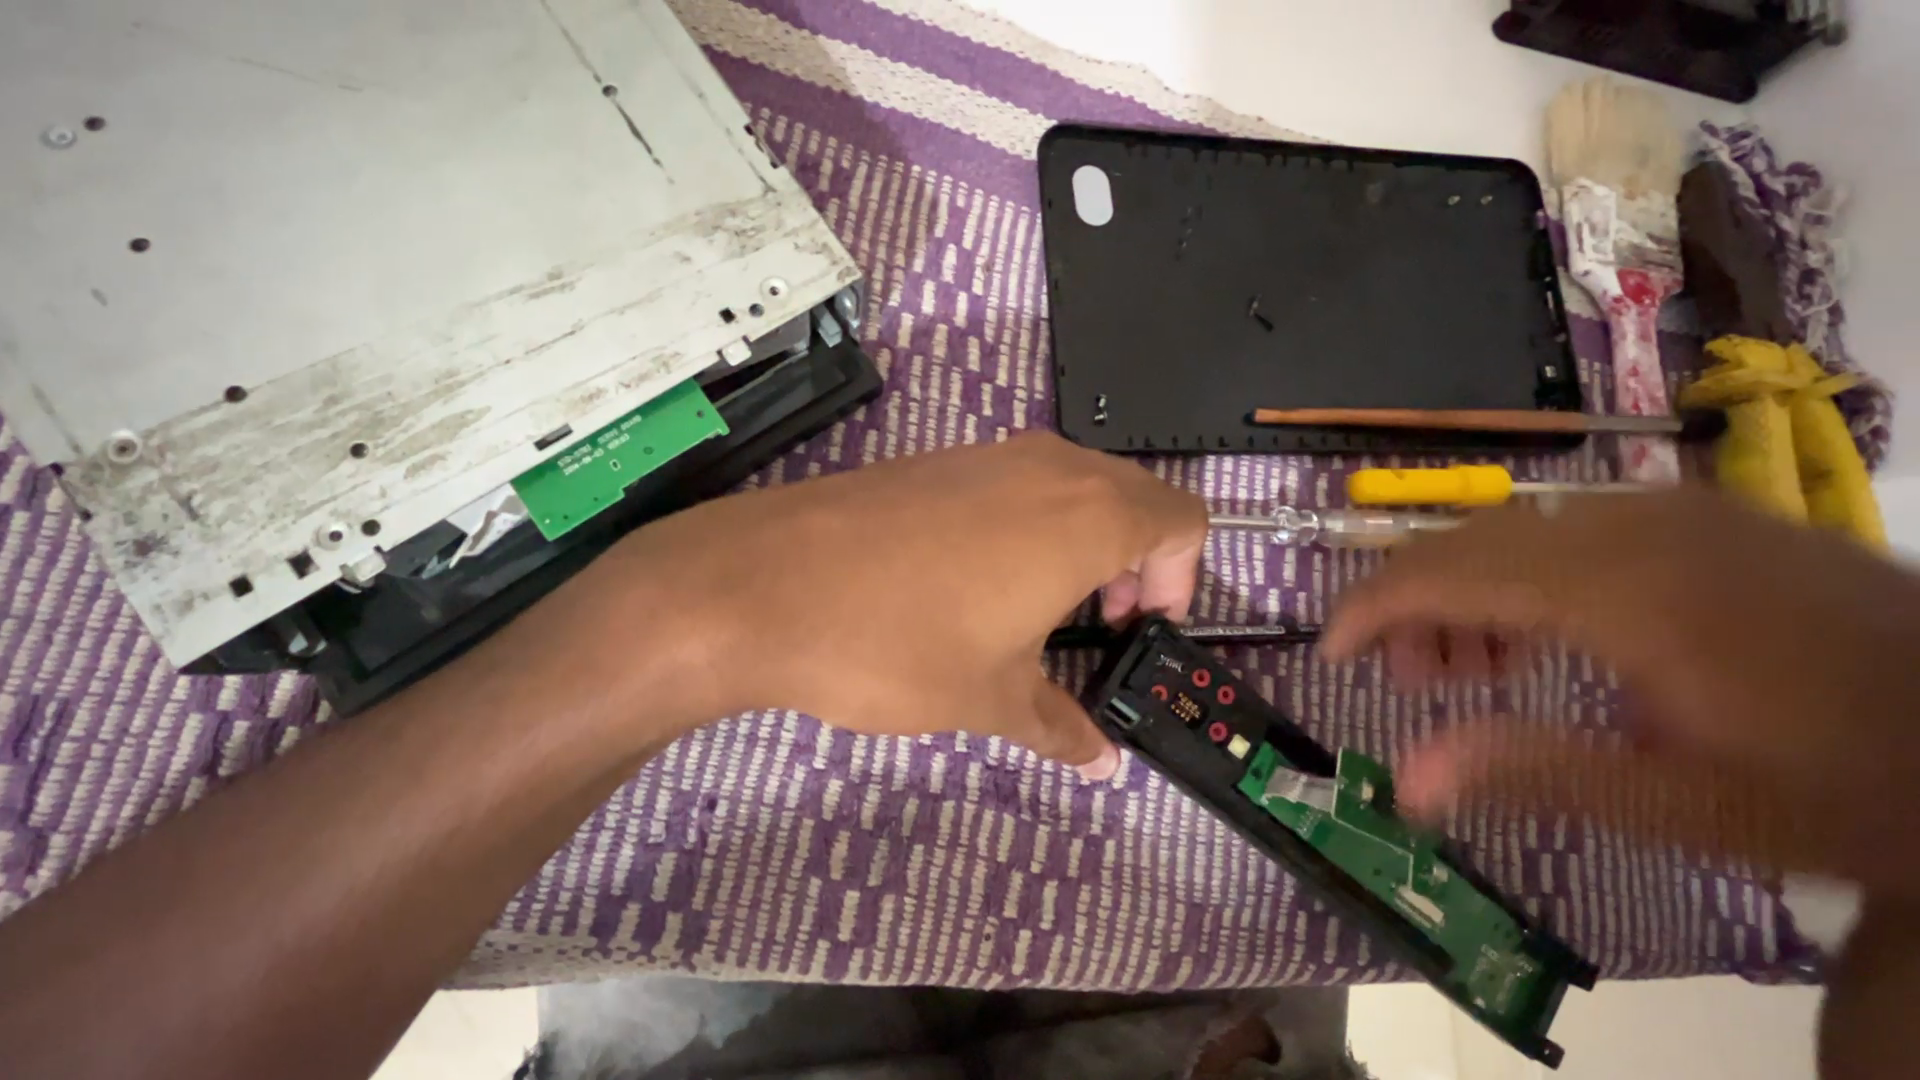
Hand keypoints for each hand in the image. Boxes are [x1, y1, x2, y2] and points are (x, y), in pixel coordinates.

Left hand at [581, 434, 1207, 777]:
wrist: (761, 586)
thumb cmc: (898, 644)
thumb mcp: (991, 698)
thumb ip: (1060, 728)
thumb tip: (1102, 766)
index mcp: (1087, 515)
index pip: (1183, 520)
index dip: (1179, 578)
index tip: (1132, 630)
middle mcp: (1047, 467)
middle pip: (1131, 498)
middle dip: (1133, 564)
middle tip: (1091, 626)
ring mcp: (985, 454)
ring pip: (1070, 487)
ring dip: (1077, 544)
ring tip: (1029, 611)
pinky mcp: (934, 461)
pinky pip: (1012, 485)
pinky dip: (1023, 527)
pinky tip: (967, 585)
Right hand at [1320, 490, 1919, 897]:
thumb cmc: (1840, 782)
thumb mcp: (1680, 803)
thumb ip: (1528, 772)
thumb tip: (1401, 782)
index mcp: (1619, 590)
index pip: (1446, 571)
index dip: (1371, 607)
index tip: (1330, 654)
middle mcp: (1632, 528)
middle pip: (1468, 541)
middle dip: (1412, 604)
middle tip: (1409, 679)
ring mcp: (1670, 513)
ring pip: (1513, 530)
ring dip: (1465, 590)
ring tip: (1471, 666)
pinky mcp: (1698, 518)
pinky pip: (1569, 530)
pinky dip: (1522, 577)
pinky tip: (1542, 633)